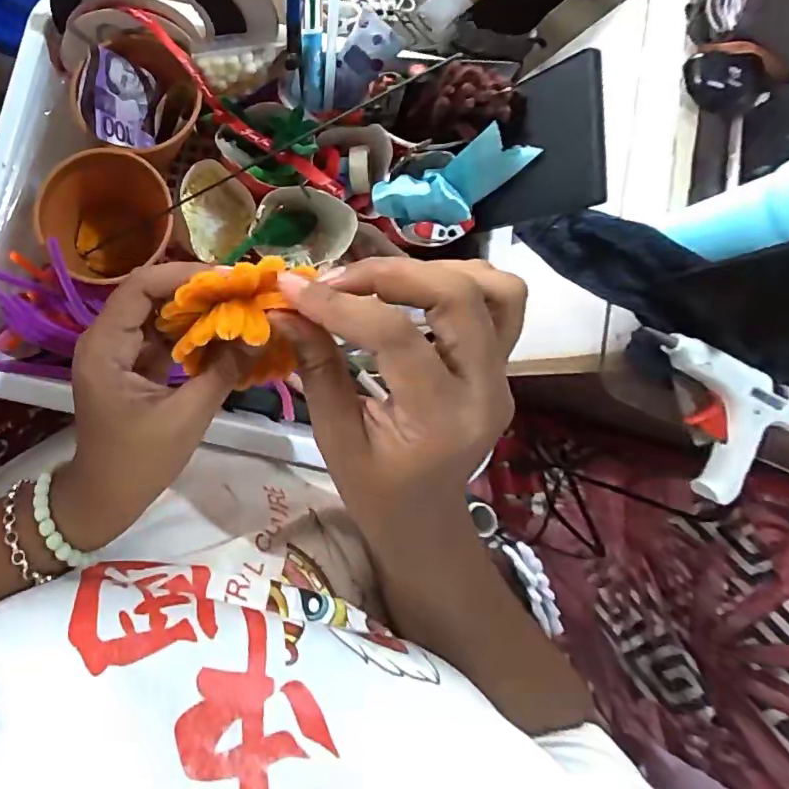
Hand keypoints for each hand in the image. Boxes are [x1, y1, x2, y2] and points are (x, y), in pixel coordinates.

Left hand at [58, 263, 250, 551]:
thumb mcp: (186, 417)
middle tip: (239, 289)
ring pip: (156, 311)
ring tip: (236, 303)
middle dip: (194, 289)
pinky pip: (159, 334)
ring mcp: (116, 349)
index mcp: (105, 346)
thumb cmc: (138, 463)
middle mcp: (104, 338)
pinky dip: (188, 330)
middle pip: (148, 293)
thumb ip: (223, 370)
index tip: (226, 278)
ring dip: (194, 308)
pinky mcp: (129, 362)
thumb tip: (259, 332)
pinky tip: (220, 329)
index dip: (183, 275)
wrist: (103, 499)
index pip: (140, 286)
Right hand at [273, 259, 526, 539]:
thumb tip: (286, 308)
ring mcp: (502, 372)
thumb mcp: (334, 436)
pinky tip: (415, 289)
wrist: (425, 518)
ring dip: (430, 270)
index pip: (394, 336)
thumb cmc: (375, 489)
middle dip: (388, 273)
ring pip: (492, 288)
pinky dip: (459, 278)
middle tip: (336, 278)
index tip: (292, 287)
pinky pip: (502, 299)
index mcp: (439, 418)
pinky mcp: (503, 362)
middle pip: (456, 295)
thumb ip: (315, 366)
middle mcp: (484, 388)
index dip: (338, 304)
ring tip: (378, 280)